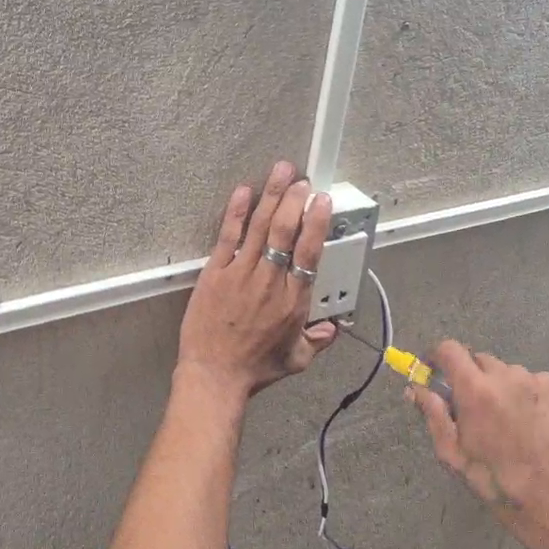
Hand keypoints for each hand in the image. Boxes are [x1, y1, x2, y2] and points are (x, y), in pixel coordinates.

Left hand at [175, 161, 336, 402]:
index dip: (317, 222)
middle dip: (295, 200)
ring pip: (261, 227)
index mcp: (293, 301)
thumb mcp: (296, 359)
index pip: (310, 251)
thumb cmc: (254, 369)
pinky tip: (244, 192)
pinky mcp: (216, 273)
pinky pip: (228, 236)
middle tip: (302, 180)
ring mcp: (241, 274)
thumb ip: (319, 341)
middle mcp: (270, 282)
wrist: (214, 376)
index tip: (322, 201)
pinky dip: (237, 213)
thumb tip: (333, 329)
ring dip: (272, 196)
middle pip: (286, 231)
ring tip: (281, 172)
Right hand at [410, 340, 548, 548]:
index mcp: (478, 389)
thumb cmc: (502, 486)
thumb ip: (433, 415)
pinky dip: (534, 400)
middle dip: (474, 380)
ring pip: (512, 374)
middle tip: (477, 412)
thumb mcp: (454, 457)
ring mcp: (543, 383)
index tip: (437, 374)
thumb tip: (417, 388)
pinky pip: (541, 386)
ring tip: (513, 425)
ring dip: (505, 390)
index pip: (449, 349)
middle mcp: (510, 376)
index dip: (439, 359)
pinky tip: (539, 429)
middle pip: (481, 361)